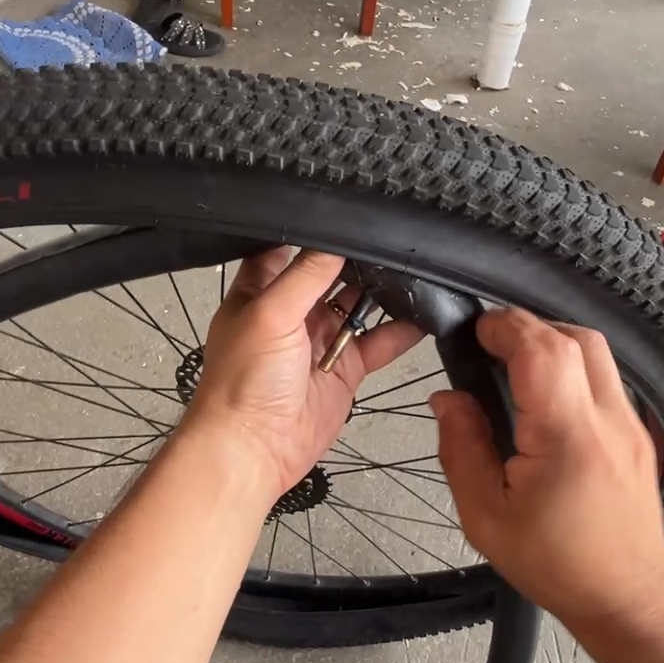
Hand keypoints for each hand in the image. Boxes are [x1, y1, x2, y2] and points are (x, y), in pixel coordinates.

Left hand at [183, 248, 422, 497]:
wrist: (254, 448)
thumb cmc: (242, 383)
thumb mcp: (270, 313)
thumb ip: (305, 275)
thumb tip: (334, 241)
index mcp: (260, 292)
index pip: (286, 248)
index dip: (312, 233)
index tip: (345, 214)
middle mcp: (290, 314)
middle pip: (330, 275)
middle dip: (356, 260)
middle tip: (390, 240)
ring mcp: (320, 341)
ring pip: (357, 306)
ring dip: (381, 292)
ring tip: (411, 269)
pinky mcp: (345, 370)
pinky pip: (378, 343)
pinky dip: (400, 331)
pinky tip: (421, 315)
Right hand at [430, 308, 663, 630]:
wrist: (626, 598)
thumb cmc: (552, 563)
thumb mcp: (484, 515)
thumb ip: (461, 448)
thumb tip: (448, 397)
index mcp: (568, 439)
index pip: (543, 352)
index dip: (506, 328)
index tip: (474, 332)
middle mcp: (609, 421)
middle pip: (576, 338)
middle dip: (528, 327)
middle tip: (489, 344)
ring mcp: (632, 424)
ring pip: (597, 353)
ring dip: (552, 342)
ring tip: (513, 365)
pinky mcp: (638, 433)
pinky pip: (606, 377)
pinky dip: (572, 366)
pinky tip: (544, 394)